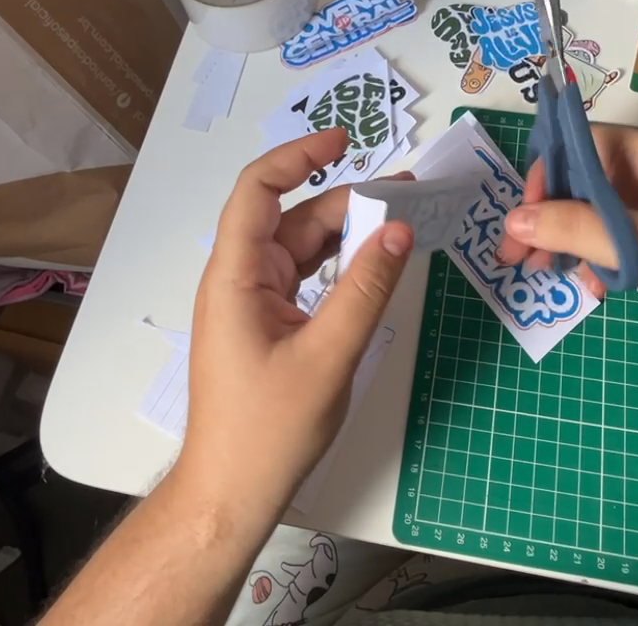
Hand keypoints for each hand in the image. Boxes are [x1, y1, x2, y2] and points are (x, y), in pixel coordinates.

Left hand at [179, 129, 413, 519]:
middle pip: (293, 218)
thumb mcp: (328, 355)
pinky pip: (307, 276)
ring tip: (400, 223)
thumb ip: (366, 289)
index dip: (297, 156)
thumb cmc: (267, 429)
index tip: (343, 142)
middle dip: (346, 201)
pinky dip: (340, 265)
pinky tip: (374, 263)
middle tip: (407, 196)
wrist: (230, 494)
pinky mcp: (270, 321)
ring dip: (348, 233)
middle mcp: (241, 277)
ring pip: (303, 247)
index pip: (258, 190)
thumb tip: (400, 229)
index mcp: (237, 275)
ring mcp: (255, 299)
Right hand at [497, 127, 637, 366]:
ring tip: (534, 270)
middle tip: (512, 249)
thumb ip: (575, 229)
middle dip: (547, 213)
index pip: (588, 144)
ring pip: (590, 217)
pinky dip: (589, 261)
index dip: (553, 168)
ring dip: (561, 241)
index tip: (526, 207)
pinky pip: (607, 246)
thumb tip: (514, 220)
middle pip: (583, 182)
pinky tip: (587, 287)